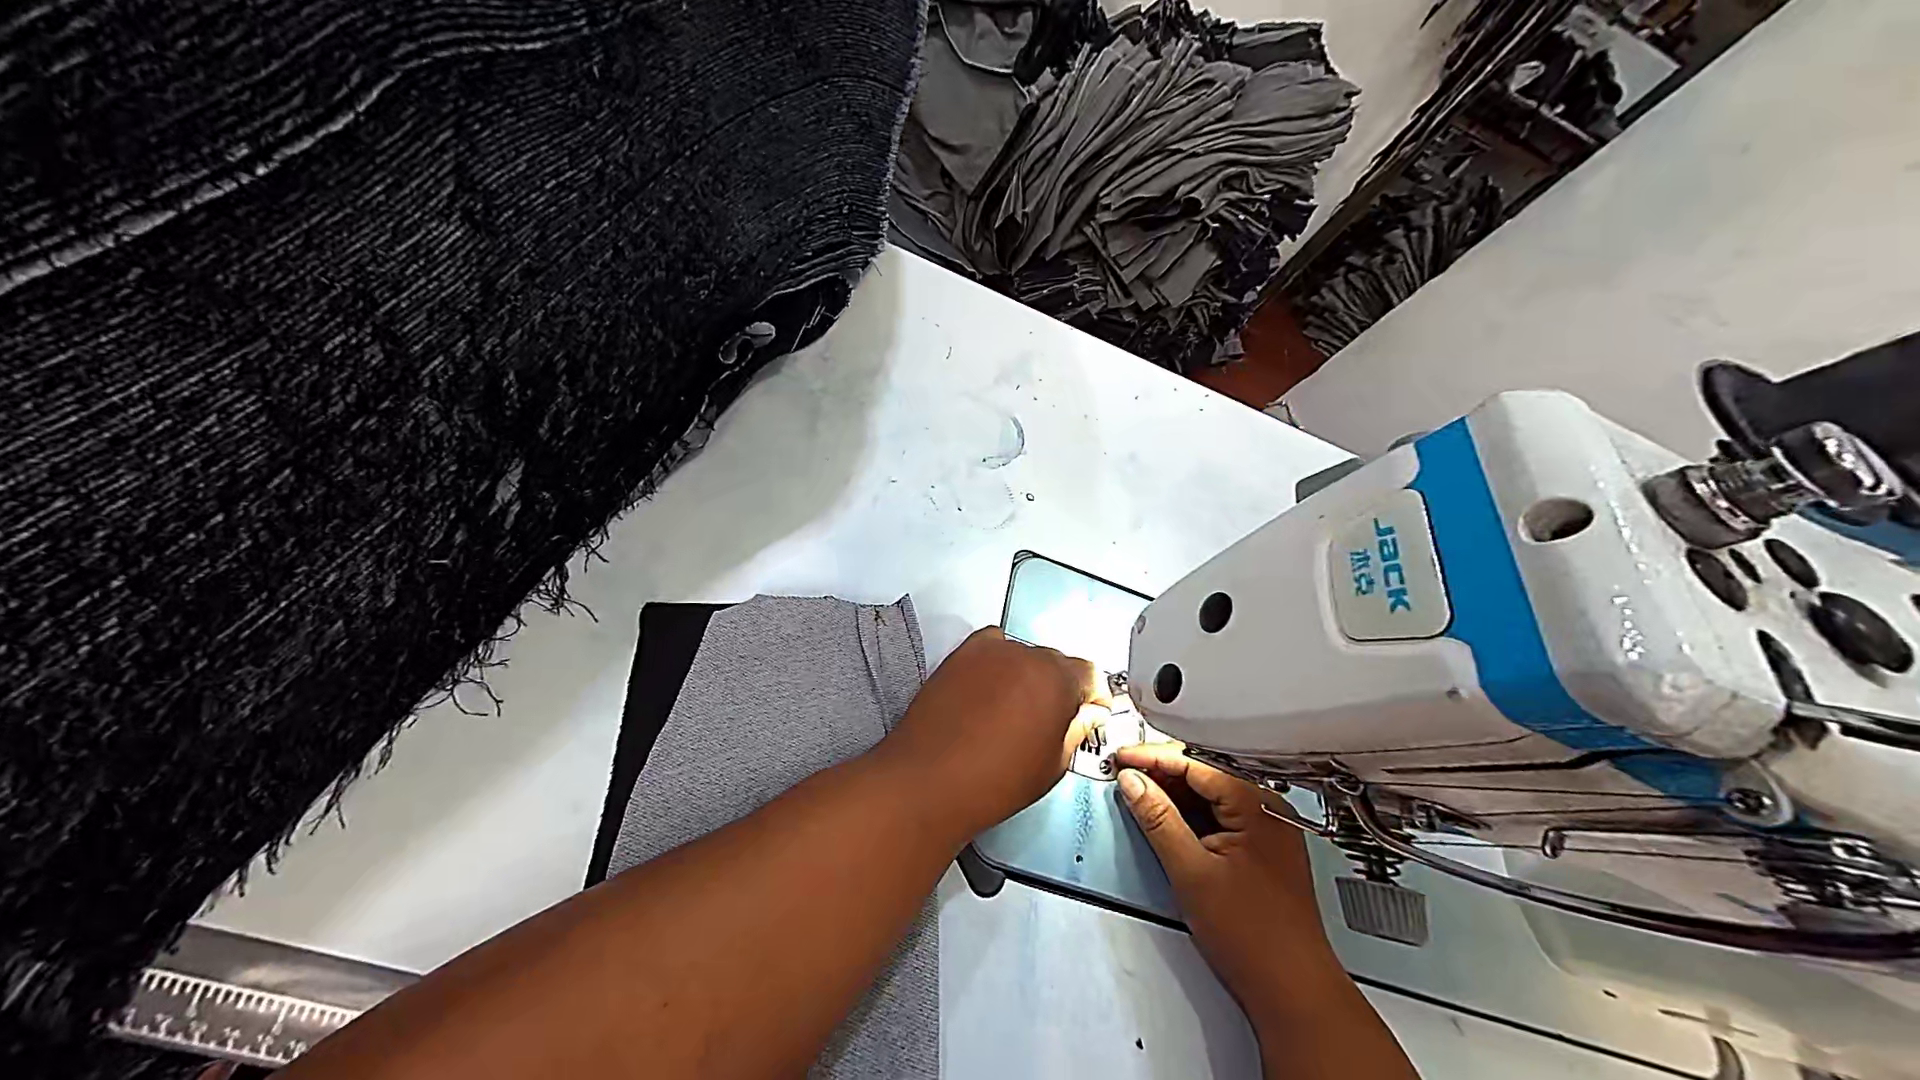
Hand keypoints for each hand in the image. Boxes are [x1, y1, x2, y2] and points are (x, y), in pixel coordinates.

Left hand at [875, 626, 1107, 842]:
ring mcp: (990, 652)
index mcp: (1056, 679)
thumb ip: (1075, 731)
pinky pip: (990, 650)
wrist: (929, 781)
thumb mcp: (1052, 764)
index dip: (1093, 698)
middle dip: (1059, 689)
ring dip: (1026, 677)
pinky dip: (995, 666)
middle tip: (1051, 721)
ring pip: (1023, 656)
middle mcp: (1024, 655)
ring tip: (1014, 712)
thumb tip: (1084, 717)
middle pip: (1056, 663)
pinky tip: (990, 696)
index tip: (1088, 712)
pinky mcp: (961, 656)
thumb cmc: (987, 781)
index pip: (1091, 675)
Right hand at [1112, 743, 1343, 1031]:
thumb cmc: (1257, 939)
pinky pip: (1217, 815)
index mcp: (1257, 805)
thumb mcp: (1191, 871)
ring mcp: (1266, 829)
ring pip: (1208, 795)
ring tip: (1137, 794)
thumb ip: (1158, 819)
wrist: (1292, 992)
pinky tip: (1165, 819)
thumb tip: (1134, 783)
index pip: (1194, 763)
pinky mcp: (1260, 848)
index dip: (1152, 758)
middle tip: (1124, 773)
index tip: (1123, 758)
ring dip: (1172, 793)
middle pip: (1202, 774)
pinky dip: (1188, 814)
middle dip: (1160, 773)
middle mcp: (1267, 810)